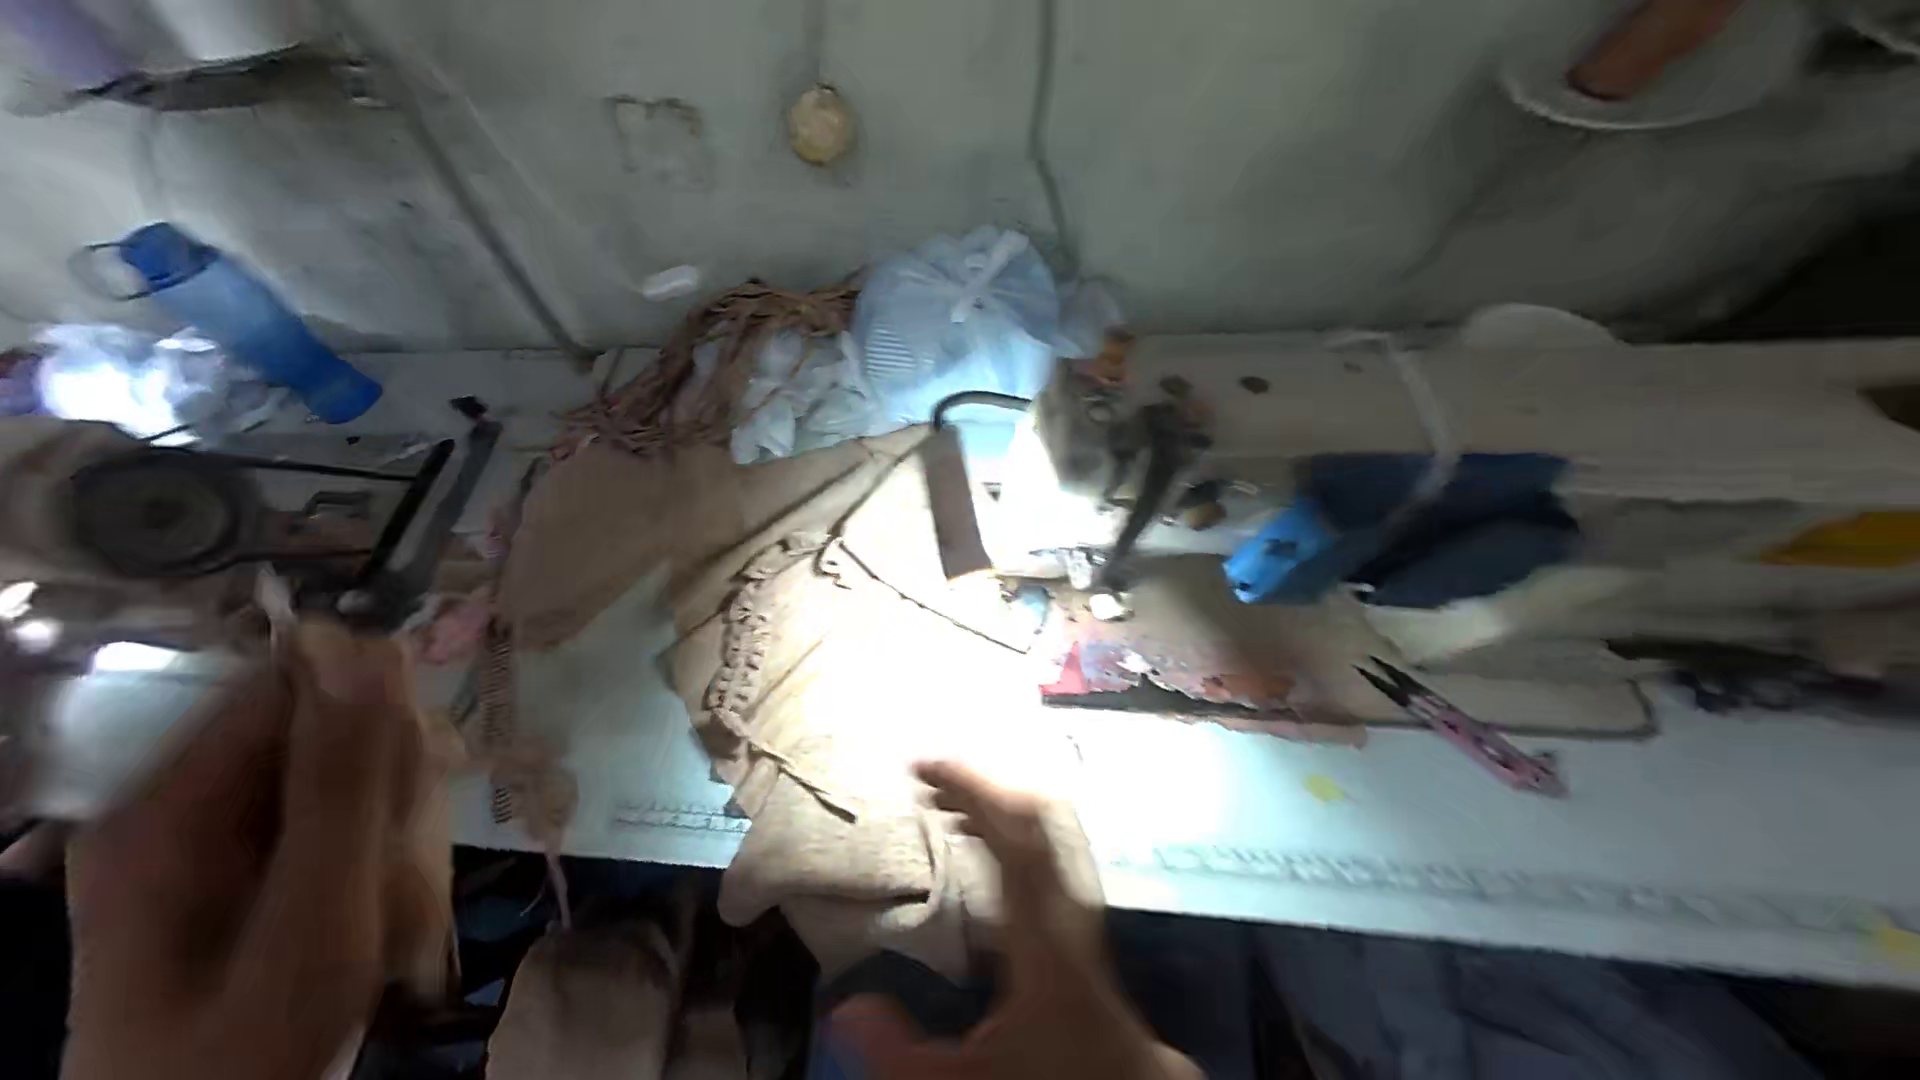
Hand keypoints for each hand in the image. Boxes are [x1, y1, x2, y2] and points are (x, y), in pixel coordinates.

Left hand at [63, 628, 417, 1079]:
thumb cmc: (255, 1038)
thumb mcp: (318, 909)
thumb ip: (344, 778)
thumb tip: (368, 649)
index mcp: (173, 801)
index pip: (299, 683)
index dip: (377, 706)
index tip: (426, 762)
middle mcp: (187, 798)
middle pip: (328, 723)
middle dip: (393, 773)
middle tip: (405, 848)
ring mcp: (220, 827)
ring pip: (350, 763)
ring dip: (398, 809)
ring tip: (397, 884)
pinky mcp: (253, 851)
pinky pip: (344, 803)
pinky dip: (385, 833)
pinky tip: (389, 884)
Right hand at [831, 761, 1200, 1079]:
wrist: (1120, 1076)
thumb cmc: (1046, 1067)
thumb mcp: (968, 1076)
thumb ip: (901, 1051)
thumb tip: (844, 1007)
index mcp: (1041, 933)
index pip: (1012, 840)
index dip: (970, 793)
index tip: (925, 770)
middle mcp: (1065, 900)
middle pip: (1033, 814)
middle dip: (978, 785)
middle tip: (927, 780)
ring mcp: (1076, 894)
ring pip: (1043, 819)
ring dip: (993, 798)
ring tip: (943, 799)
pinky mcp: (1075, 897)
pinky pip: (1045, 835)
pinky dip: (1007, 817)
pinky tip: (975, 829)